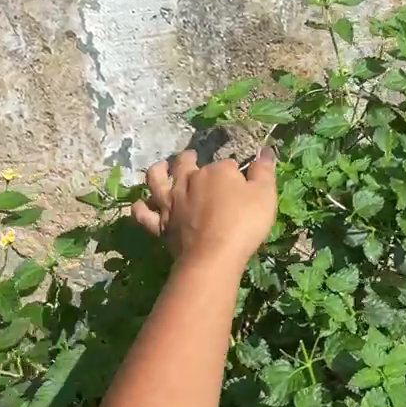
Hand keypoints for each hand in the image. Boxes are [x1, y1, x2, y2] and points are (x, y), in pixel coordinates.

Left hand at [132, 149, 277, 269]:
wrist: (214, 256)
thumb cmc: (243, 224)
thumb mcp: (264, 195)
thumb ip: (264, 171)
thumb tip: (265, 150)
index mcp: (216, 171)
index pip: (226, 165)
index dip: (233, 172)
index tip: (239, 181)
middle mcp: (189, 181)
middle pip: (186, 164)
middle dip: (189, 158)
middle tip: (191, 156)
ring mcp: (171, 202)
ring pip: (157, 180)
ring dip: (158, 170)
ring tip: (161, 166)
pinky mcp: (160, 223)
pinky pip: (143, 213)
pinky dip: (140, 207)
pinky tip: (140, 204)